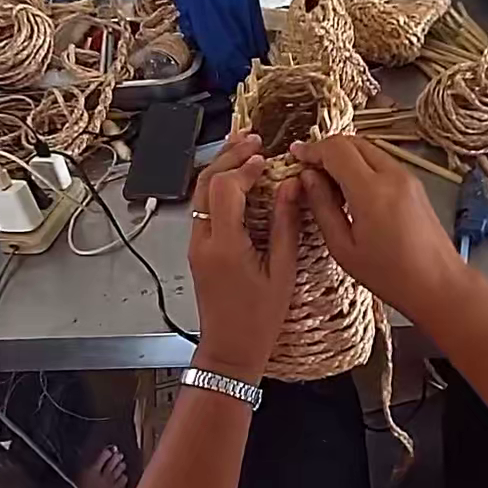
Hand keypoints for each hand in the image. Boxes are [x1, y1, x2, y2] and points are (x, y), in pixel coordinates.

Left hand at [188, 133, 301, 384]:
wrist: (230, 349)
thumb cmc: (258, 319)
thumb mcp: (282, 271)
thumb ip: (285, 224)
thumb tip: (291, 187)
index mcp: (224, 245)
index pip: (224, 188)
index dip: (244, 167)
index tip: (266, 159)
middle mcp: (202, 240)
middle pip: (204, 182)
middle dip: (227, 155)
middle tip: (252, 138)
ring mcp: (196, 244)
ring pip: (199, 192)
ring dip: (219, 166)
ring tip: (242, 147)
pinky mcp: (198, 249)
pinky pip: (203, 207)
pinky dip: (217, 185)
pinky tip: (236, 178)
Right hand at [291, 136, 470, 320]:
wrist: (439, 284)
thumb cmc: (390, 274)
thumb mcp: (343, 247)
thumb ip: (322, 207)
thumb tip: (308, 179)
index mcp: (371, 191)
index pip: (336, 150)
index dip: (312, 149)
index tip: (295, 155)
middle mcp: (392, 175)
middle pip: (353, 142)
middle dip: (327, 150)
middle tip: (308, 169)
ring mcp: (407, 177)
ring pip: (368, 149)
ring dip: (345, 157)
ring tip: (328, 184)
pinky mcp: (415, 184)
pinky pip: (382, 162)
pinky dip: (362, 166)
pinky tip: (351, 191)